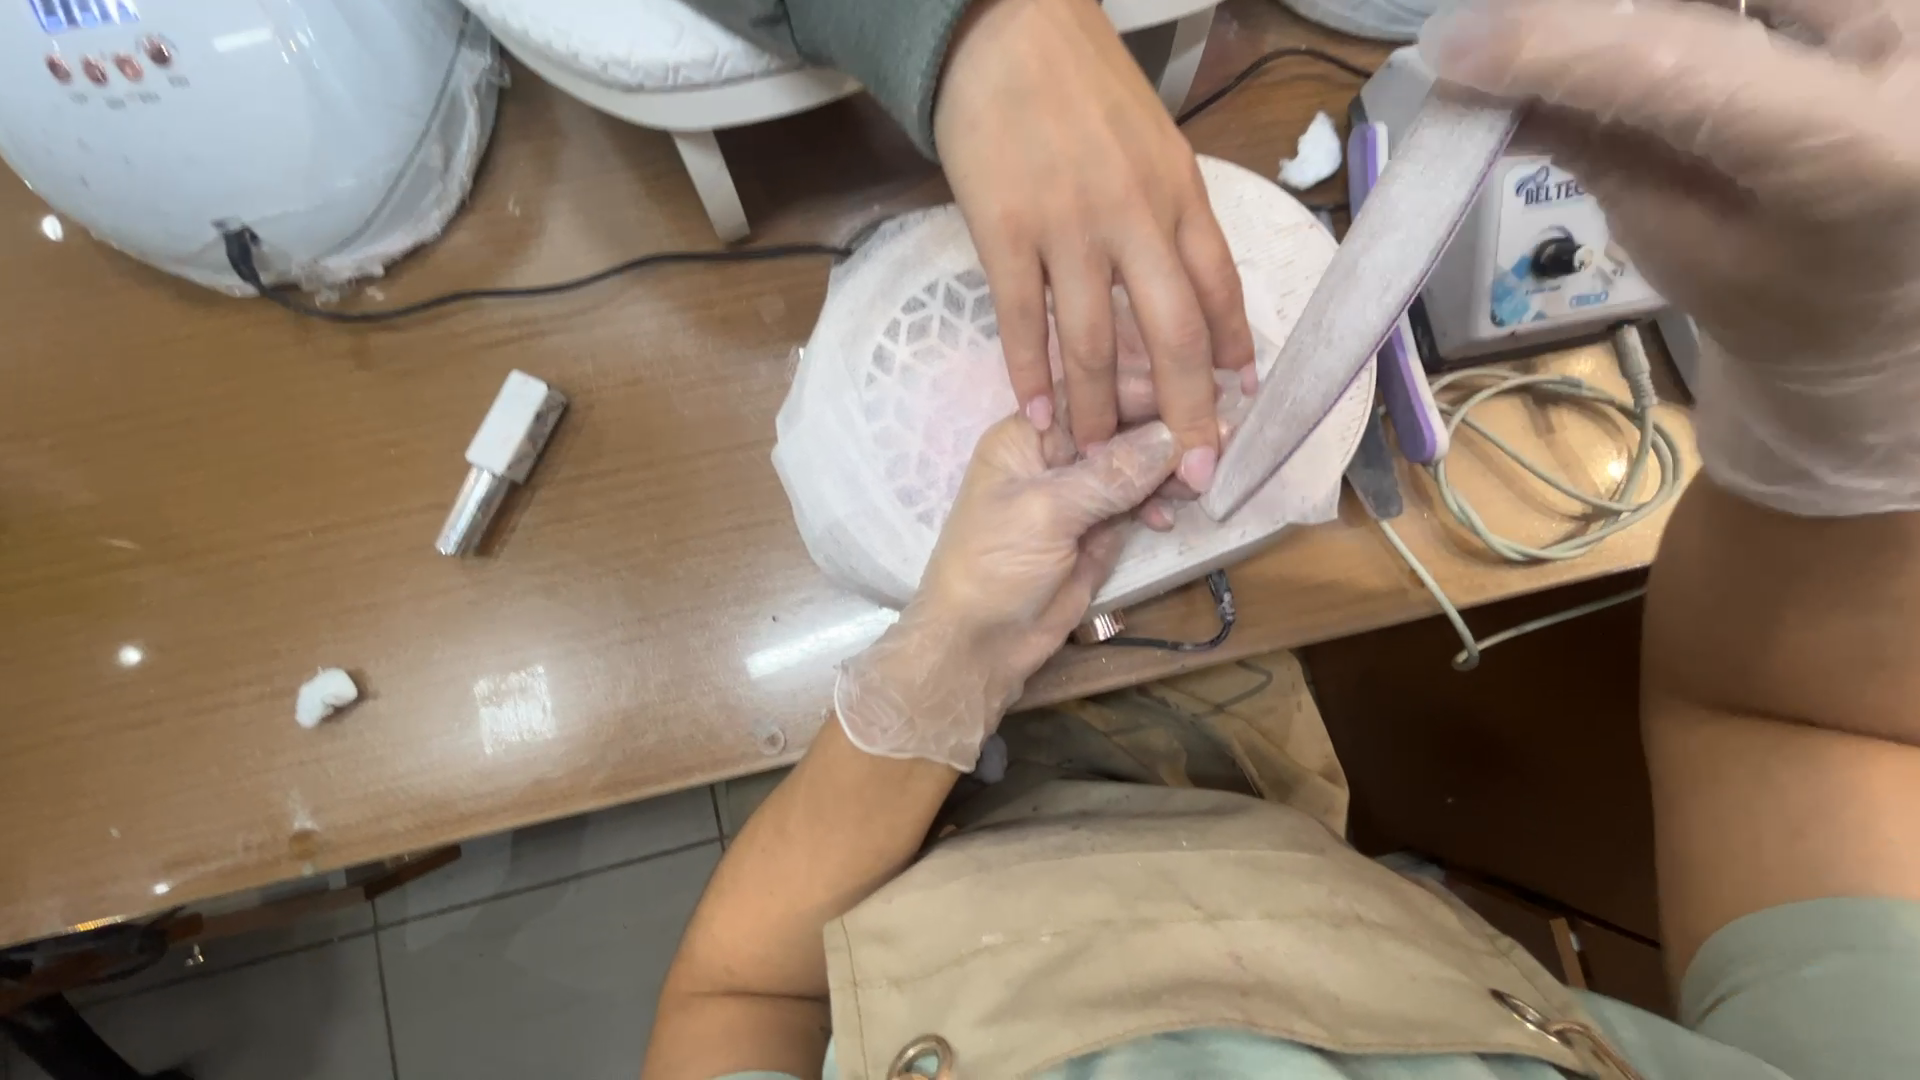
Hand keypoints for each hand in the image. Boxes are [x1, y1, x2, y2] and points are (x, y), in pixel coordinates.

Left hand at [835, 417, 1178, 769]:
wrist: (980, 643)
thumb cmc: (995, 564)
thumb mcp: (1047, 511)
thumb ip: (1110, 474)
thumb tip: (1172, 436)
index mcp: (1028, 435)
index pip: (1092, 394)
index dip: (1143, 393)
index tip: (1195, 395)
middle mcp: (1055, 455)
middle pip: (1120, 427)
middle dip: (1165, 433)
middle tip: (1216, 440)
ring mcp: (1079, 494)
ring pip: (1136, 466)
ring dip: (1168, 470)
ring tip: (1199, 481)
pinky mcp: (1097, 530)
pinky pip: (1137, 504)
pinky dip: (1158, 504)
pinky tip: (1169, 514)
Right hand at [933, 0, 1252, 493]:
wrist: (1005, 28)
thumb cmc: (1084, 87)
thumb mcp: (1155, 144)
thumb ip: (1174, 216)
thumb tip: (1190, 286)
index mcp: (1178, 192)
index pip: (1218, 290)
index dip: (1231, 355)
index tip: (1239, 408)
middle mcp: (1134, 218)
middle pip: (1172, 333)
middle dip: (1185, 413)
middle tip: (1190, 473)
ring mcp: (1068, 229)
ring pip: (1094, 342)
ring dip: (1098, 411)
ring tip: (1096, 458)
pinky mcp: (1004, 234)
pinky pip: (1024, 321)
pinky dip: (1030, 375)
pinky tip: (1037, 415)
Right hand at [1422, 0, 1919, 513]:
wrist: (1877, 283)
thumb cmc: (1764, 287)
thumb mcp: (1666, 236)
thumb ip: (1593, 147)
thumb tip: (1473, 92)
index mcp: (1855, 149)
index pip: (1682, 69)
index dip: (1556, 50)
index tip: (1450, 46)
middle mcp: (1906, 45)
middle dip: (1592, 9)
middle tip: (1491, 28)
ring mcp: (1899, 12)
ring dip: (1614, 9)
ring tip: (1533, 35)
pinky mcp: (1875, 0)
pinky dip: (1645, 10)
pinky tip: (1585, 33)